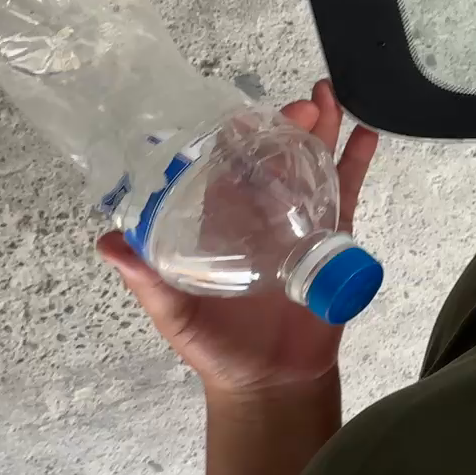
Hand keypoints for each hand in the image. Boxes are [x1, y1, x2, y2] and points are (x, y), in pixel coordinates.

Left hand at [96, 79, 377, 397]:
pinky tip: (367, 134)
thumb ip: (150, 280)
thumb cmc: (219, 346)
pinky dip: (358, 161)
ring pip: (317, 164)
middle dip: (292, 124)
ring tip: (332, 97)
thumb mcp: (176, 313)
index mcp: (225, 222)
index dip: (240, 137)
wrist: (274, 377)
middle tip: (304, 101)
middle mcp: (265, 212)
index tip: (249, 114)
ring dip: (327, 130)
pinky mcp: (336, 234)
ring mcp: (304, 219)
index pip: (231, 168)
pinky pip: (349, 191)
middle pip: (281, 156)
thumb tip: (108, 240)